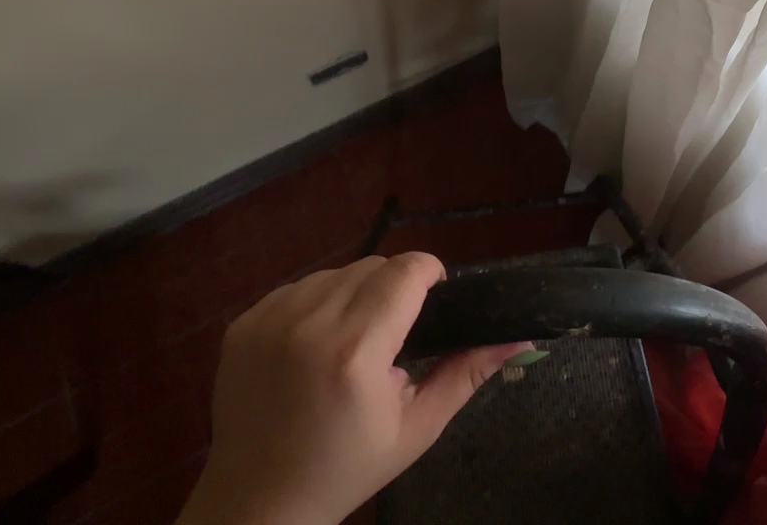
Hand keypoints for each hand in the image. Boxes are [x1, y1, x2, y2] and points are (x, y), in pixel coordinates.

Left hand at [176, 252, 529, 524]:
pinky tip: (314, 346)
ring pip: (337, 272)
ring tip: (354, 341)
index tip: (434, 301)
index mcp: (357, 351)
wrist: (256, 503)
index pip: (407, 269)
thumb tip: (521, 335)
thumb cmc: (347, 468)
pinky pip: (299, 287)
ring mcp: (270, 319)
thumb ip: (468, 372)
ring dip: (355, 294)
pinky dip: (316, 305)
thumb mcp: (417, 427)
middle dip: (395, 287)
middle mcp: (310, 323)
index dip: (430, 275)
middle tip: (395, 333)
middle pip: (375, 264)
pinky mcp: (244, 321)